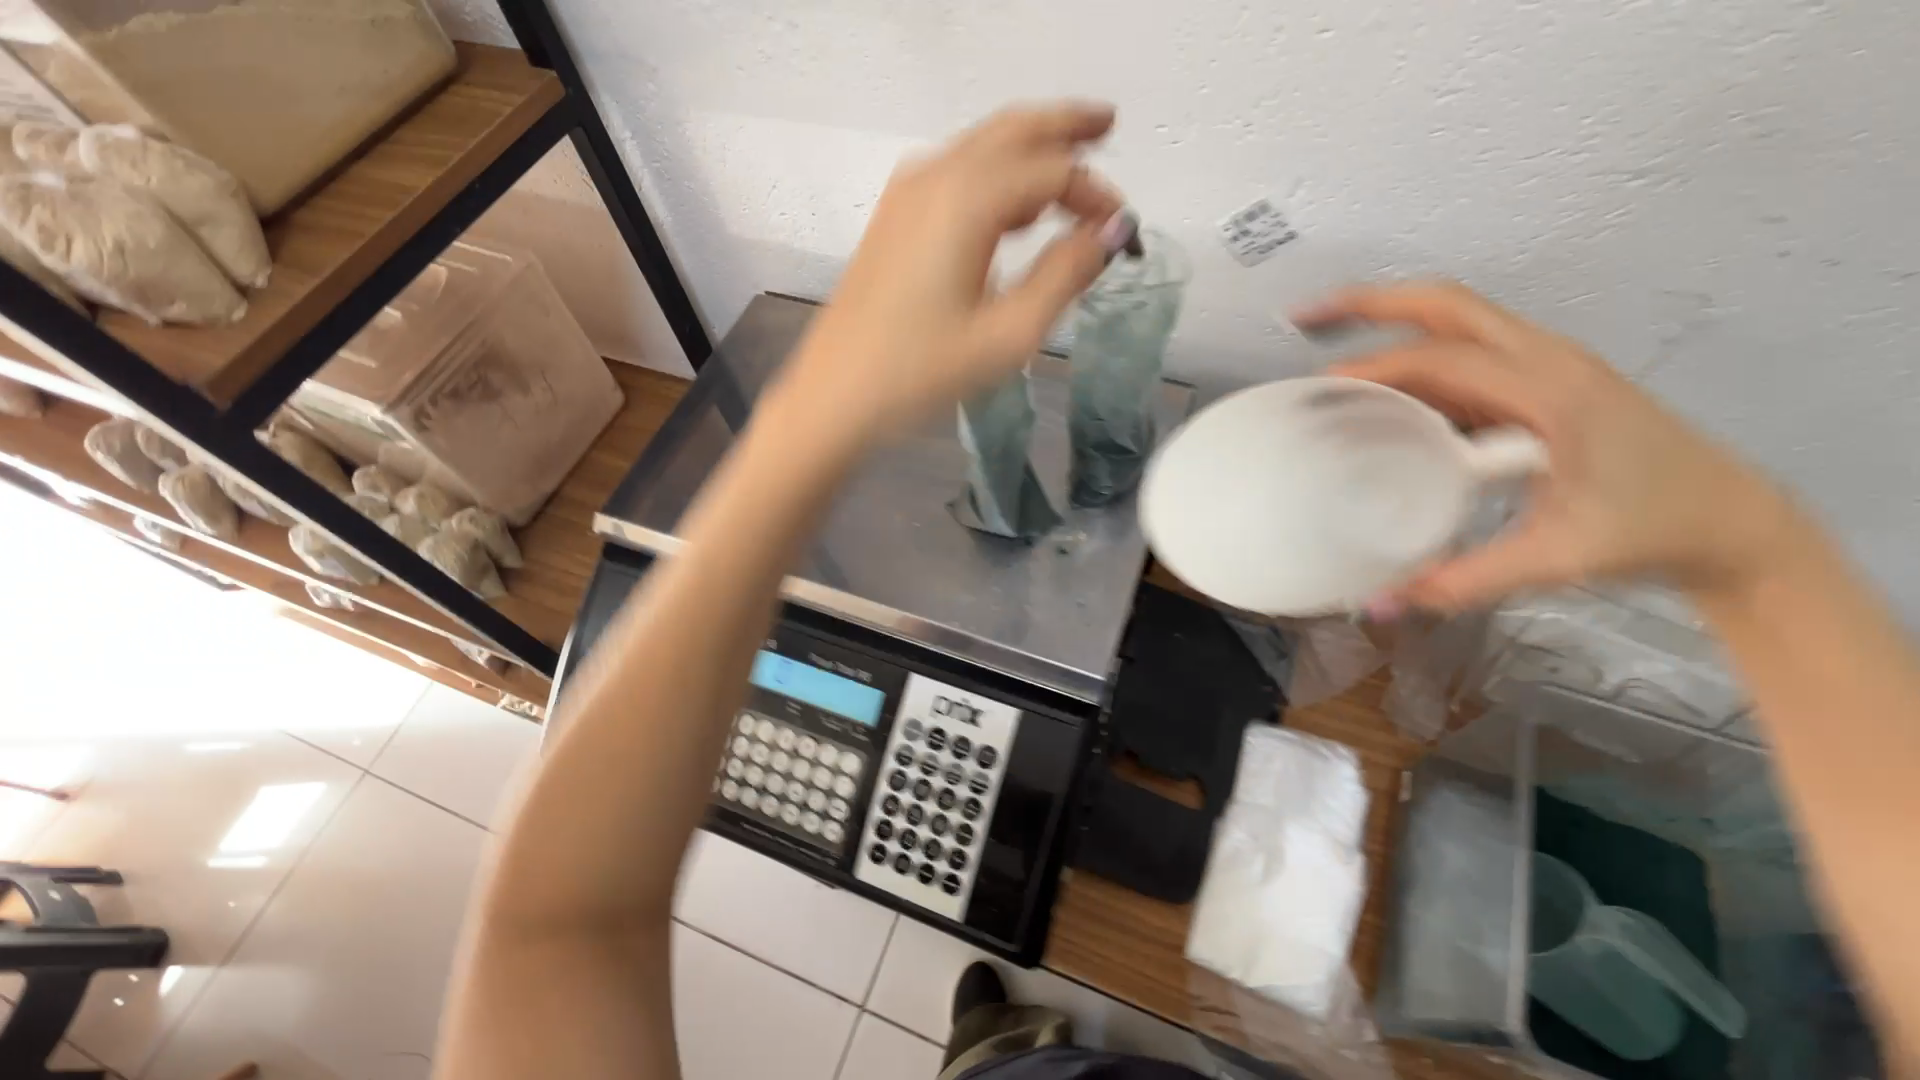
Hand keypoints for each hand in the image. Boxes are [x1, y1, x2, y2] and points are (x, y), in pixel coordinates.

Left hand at [778, 102, 1129, 434]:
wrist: (836, 396)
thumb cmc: (921, 373)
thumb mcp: (1009, 335)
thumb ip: (1065, 274)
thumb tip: (1111, 233)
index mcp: (966, 199)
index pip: (1052, 172)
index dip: (1095, 193)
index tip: (1123, 229)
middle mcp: (934, 177)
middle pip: (1013, 131)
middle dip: (1065, 127)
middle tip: (1110, 125)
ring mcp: (906, 193)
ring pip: (982, 146)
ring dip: (1030, 148)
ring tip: (1073, 160)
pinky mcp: (893, 217)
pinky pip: (956, 172)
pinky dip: (996, 173)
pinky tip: (1015, 203)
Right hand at [1295, 282, 1803, 614]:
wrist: (1735, 524)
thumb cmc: (1655, 532)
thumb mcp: (1555, 559)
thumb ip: (1461, 582)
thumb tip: (1376, 604)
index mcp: (1551, 391)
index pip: (1441, 361)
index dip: (1373, 371)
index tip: (1316, 394)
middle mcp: (1548, 362)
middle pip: (1446, 305)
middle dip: (1369, 304)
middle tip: (1305, 320)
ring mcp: (1548, 370)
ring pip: (1456, 327)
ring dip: (1392, 331)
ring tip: (1332, 363)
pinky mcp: (1544, 389)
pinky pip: (1468, 363)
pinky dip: (1418, 371)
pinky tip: (1388, 406)